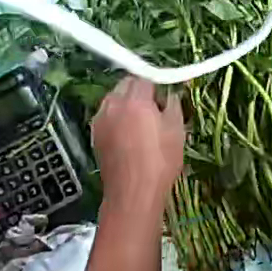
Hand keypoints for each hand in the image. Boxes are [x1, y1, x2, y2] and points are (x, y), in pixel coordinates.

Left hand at [90, 77, 185, 211]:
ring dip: (126, 103)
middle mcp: (113, 104)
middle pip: (125, 85)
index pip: (144, 77)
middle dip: (139, 90)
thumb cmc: (160, 161)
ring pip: (114, 99)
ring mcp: (100, 119)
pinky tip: (128, 133)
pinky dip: (117, 117)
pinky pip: (107, 115)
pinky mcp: (95, 134)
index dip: (157, 84)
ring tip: (141, 122)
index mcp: (135, 99)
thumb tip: (171, 93)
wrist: (133, 192)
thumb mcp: (176, 129)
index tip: (166, 95)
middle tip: (155, 107)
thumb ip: (173, 104)